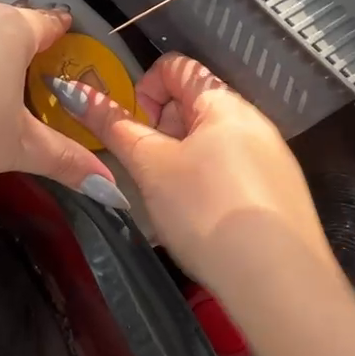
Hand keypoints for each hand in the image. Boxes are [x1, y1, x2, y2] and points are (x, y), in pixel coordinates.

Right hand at [61, 54, 335, 289]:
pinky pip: (232, 173)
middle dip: (160, 130)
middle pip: (191, 104)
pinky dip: (206, 185)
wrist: (281, 289)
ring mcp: (272, 162)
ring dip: (180, 159)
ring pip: (209, 142)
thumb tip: (73, 91)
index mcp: (224, 103)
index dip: (144, 89)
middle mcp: (254, 123)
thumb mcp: (150, 165)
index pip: (175, 66)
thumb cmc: (207, 210)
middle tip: (148, 167)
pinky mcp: (280, 199)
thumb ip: (112, 125)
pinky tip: (202, 221)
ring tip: (171, 200)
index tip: (134, 128)